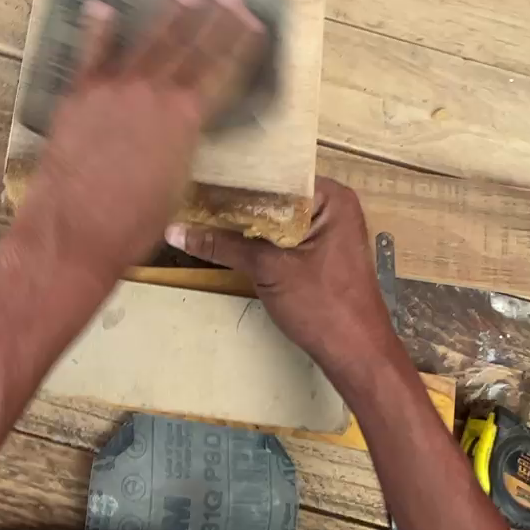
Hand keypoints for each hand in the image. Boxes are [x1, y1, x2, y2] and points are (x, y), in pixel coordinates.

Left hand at [23, 0, 265, 275]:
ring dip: (167, 13)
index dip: (240, 41)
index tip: (253, 18)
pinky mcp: (79, 95)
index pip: (223, 69)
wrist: (73, 229)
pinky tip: (102, 6)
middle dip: (211, 15)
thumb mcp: (177, 185)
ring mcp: (114, 90)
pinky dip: (97, 29)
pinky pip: (90, 54)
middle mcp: (155, 94)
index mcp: (187, 119)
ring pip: (147, 42)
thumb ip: (183, 146)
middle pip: (190, 45)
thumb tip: (183, 128)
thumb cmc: (132, 223)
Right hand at [165, 177, 403, 382]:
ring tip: (196, 208)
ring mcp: (324, 228)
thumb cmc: (323, 306)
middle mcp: (330, 205)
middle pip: (272, 193)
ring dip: (240, 218)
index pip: (275, 174)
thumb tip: (173, 230)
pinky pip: (277, 232)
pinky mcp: (314, 250)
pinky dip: (252, 235)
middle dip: (233, 197)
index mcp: (331, 197)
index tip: (197, 174)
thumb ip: (222, 245)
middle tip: (189, 191)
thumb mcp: (268, 269)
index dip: (235, 176)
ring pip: (272, 214)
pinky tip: (220, 233)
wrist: (356, 356)